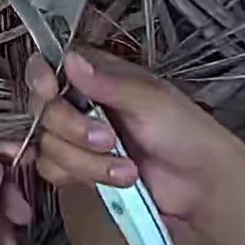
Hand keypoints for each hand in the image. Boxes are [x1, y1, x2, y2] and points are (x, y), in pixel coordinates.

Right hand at [28, 47, 244, 229]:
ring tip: (125, 166)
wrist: (203, 186)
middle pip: (44, 110)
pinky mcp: (80, 168)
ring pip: (49, 144)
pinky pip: (54, 170)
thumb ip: (107, 82)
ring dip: (86, 161)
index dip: (41, 77)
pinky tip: (115, 178)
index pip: (49, 65)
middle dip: (73, 129)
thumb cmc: (186, 132)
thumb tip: (70, 59)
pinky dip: (82, 176)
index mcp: (96, 75)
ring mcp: (79, 137)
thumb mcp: (150, 100)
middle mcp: (81, 102)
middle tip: (108, 138)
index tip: (50, 91)